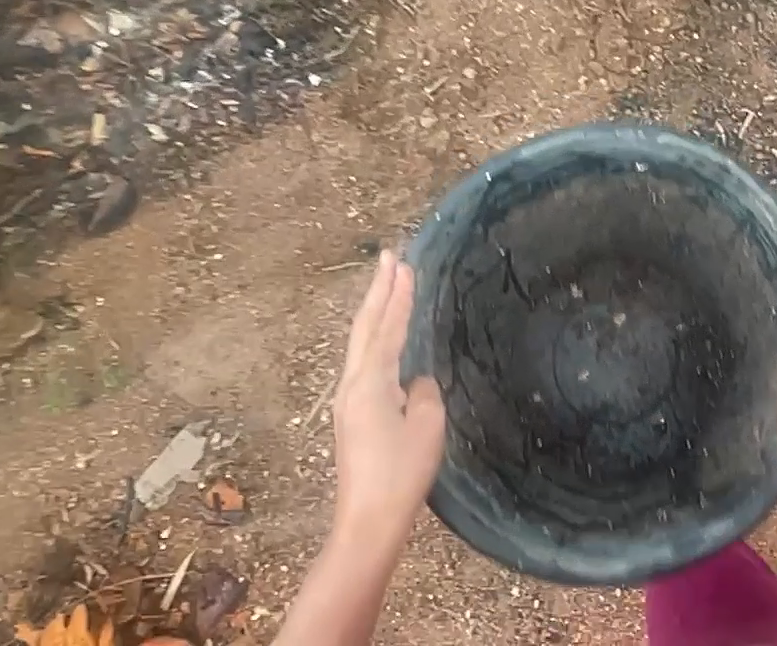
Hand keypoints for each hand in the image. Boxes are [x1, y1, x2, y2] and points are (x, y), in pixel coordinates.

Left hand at [330, 251, 445, 536]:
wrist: (368, 520)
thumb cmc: (401, 472)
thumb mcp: (427, 425)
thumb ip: (424, 392)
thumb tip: (416, 382)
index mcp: (370, 382)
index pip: (388, 328)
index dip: (398, 295)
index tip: (405, 263)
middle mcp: (353, 385)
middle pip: (365, 327)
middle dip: (379, 290)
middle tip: (390, 256)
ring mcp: (349, 401)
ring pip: (362, 343)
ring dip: (377, 311)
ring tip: (389, 284)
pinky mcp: (354, 415)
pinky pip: (366, 361)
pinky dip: (378, 336)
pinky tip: (387, 335)